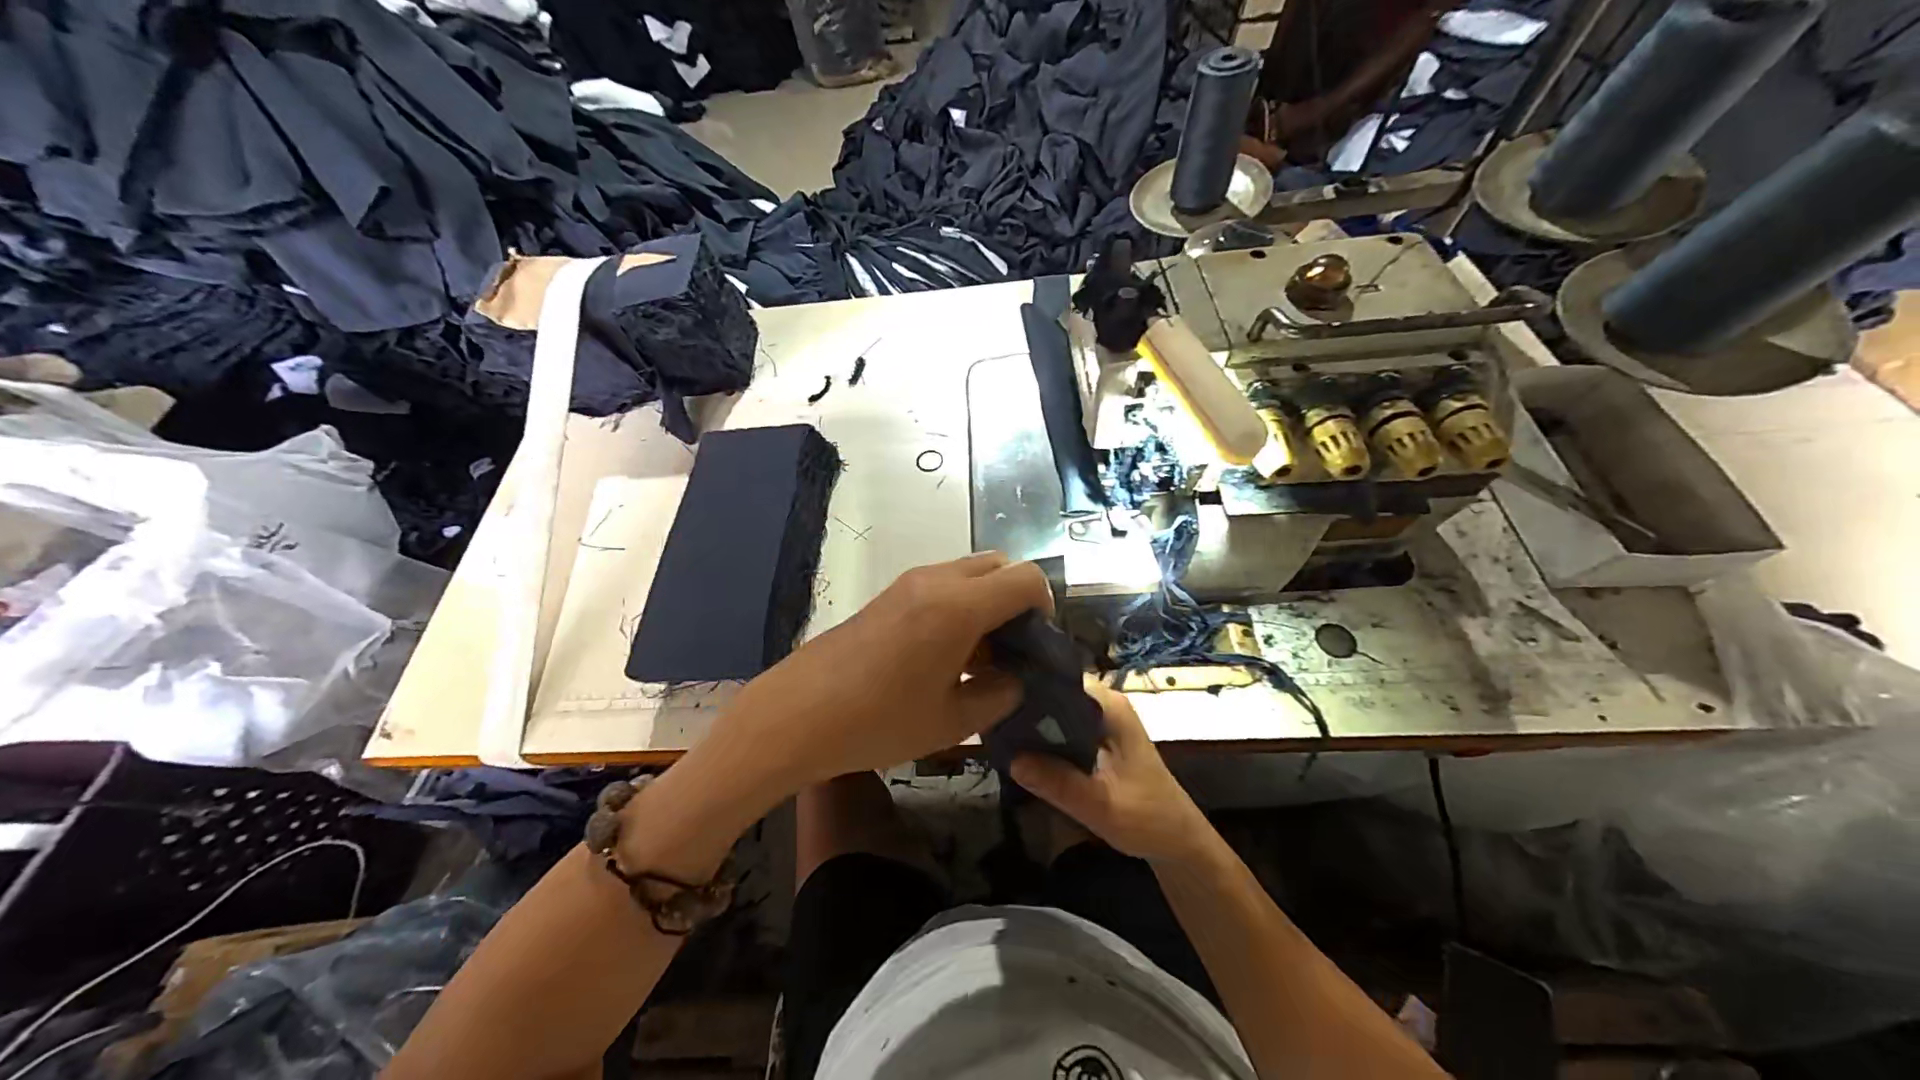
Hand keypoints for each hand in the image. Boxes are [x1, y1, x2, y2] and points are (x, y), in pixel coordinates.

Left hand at [721, 552, 1050, 789]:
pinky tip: (945, 657)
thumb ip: (999, 695)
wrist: (795, 715)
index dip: (1045, 610)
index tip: (1036, 649)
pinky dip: (959, 607)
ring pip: (969, 574)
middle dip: (1017, 601)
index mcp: (959, 605)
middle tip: (1012, 650)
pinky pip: (941, 586)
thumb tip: (1015, 680)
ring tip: (978, 659)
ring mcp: (907, 583)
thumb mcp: (951, 721)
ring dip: (986, 604)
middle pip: (999, 566)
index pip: (1027, 579)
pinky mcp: (887, 596)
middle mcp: (936, 580)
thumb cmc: (877, 722)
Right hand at [1011, 678, 1212, 863]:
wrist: (1177, 840)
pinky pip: (1057, 727)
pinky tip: (1014, 749)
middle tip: (987, 721)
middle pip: (1051, 691)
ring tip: (994, 733)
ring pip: (1051, 710)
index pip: (1058, 677)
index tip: (993, 700)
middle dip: (1021, 706)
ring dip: (1027, 723)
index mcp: (1109, 706)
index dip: (1025, 686)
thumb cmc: (1148, 819)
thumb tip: (1011, 759)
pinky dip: (1039, 737)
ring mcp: (1097, 719)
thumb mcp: (1101, 806)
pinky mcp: (1092, 737)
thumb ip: (1059, 783)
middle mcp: (1102, 703)